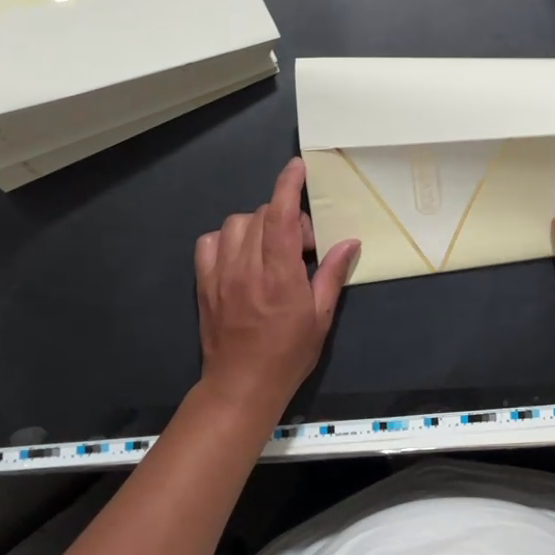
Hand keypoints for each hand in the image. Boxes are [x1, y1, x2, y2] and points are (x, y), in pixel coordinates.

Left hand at [193, 158, 359, 418]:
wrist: (241, 386)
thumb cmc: (288, 354)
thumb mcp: (321, 317)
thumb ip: (332, 274)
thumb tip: (350, 241)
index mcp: (280, 275)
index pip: (281, 216)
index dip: (288, 185)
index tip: (298, 167)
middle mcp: (247, 268)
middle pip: (262, 215)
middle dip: (286, 218)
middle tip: (304, 247)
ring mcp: (220, 274)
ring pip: (236, 224)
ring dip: (258, 226)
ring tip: (272, 250)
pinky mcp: (204, 284)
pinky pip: (210, 242)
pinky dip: (227, 240)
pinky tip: (242, 256)